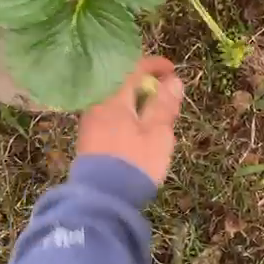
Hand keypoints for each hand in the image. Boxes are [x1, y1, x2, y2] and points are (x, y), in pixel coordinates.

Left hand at [77, 56, 183, 186]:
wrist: (103, 198)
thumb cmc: (136, 162)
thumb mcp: (158, 133)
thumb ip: (165, 105)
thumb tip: (173, 81)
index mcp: (114, 98)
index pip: (133, 68)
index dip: (155, 65)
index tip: (173, 71)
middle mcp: (97, 104)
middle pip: (122, 83)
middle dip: (146, 84)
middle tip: (166, 94)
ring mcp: (90, 121)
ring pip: (116, 100)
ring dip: (136, 100)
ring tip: (155, 115)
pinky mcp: (89, 137)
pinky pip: (110, 114)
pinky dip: (126, 113)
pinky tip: (137, 129)